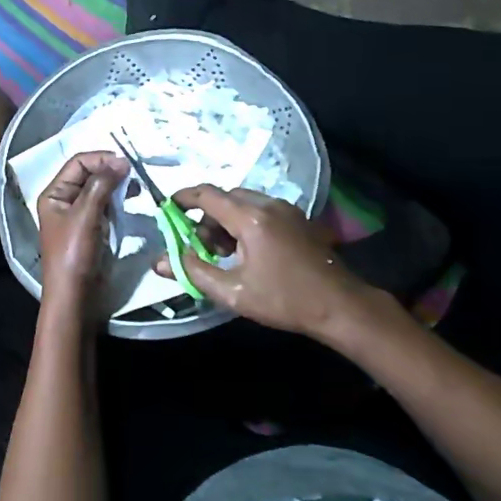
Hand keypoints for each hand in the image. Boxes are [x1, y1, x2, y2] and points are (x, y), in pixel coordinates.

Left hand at [36, 151, 127, 296]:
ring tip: (136, 188)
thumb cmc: (74, 254)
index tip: (126, 164)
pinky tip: (132, 201)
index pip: (77, 163)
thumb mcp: (85, 216)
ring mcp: (79, 215)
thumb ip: (101, 185)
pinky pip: (106, 206)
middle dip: (110, 171)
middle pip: (89, 174)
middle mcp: (64, 201)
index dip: (100, 159)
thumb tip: (120, 161)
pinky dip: (119, 201)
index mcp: (54, 194)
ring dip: (117, 185)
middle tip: (134, 175)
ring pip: (100, 190)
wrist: (76, 295)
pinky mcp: (93, 228)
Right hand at [156, 185, 374, 337]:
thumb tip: (162, 261)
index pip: (208, 195)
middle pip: (225, 198)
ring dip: (226, 220)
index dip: (183, 199)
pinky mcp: (297, 219)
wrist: (339, 305)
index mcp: (251, 218)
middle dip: (206, 218)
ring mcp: (286, 210)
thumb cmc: (283, 300)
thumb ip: (194, 272)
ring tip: (224, 254)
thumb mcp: (233, 292)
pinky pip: (261, 210)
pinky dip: (245, 222)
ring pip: (244, 203)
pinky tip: (247, 252)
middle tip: (201, 248)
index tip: (167, 209)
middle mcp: (268, 205)